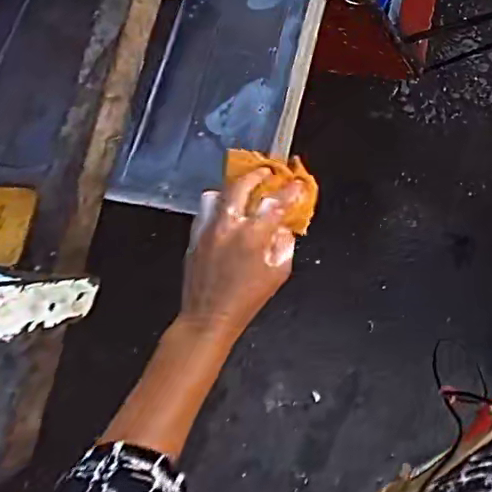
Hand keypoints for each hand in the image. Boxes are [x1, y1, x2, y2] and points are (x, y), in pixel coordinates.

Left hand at [178, 168, 308, 340]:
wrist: (208, 318)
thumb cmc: (247, 300)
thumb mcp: (278, 273)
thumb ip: (284, 245)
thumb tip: (284, 227)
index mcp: (253, 236)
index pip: (276, 202)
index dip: (290, 191)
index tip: (297, 185)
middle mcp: (229, 227)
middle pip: (242, 185)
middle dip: (258, 175)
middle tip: (267, 173)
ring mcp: (208, 229)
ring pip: (218, 193)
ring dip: (233, 188)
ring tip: (243, 190)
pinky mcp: (195, 236)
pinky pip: (205, 210)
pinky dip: (217, 205)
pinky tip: (225, 212)